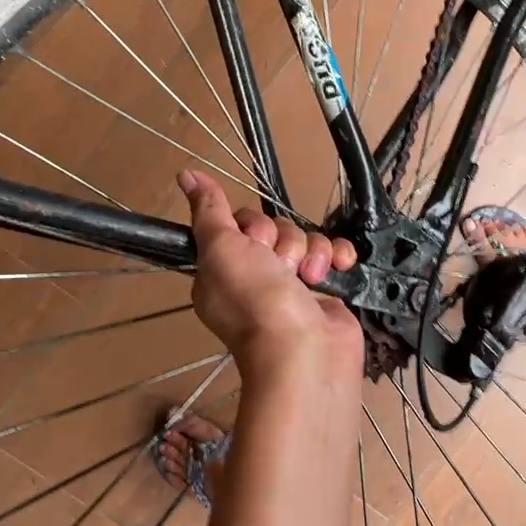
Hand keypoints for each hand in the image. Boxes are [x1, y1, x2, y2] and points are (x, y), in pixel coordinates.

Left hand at [178, 170, 362, 374]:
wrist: (304, 351)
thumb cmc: (255, 301)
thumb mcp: (221, 250)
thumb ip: (209, 211)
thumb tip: (186, 175)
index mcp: (224, 269)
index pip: (241, 224)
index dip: (251, 226)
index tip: (253, 242)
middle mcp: (256, 276)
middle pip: (277, 228)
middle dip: (285, 242)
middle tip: (282, 268)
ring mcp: (292, 284)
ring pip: (306, 238)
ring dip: (312, 252)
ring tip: (309, 278)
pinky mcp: (324, 290)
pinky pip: (333, 254)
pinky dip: (338, 258)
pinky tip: (338, 268)